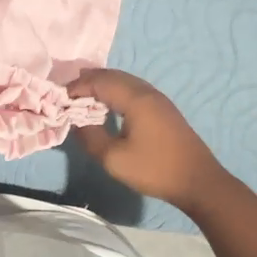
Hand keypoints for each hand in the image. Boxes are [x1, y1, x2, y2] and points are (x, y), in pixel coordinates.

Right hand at [67, 69, 222, 206]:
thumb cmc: (154, 169)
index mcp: (136, 99)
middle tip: (67, 94)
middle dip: (88, 81)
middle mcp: (148, 92)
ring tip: (83, 98)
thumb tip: (76, 122)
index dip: (77, 87)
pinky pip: (134, 90)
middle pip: (113, 75)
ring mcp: (159, 100)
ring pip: (125, 81)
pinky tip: (108, 106)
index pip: (99, 82)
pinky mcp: (164, 110)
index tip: (59, 100)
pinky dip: (116, 92)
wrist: (198, 181)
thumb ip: (90, 137)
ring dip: (103, 85)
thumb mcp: (114, 159)